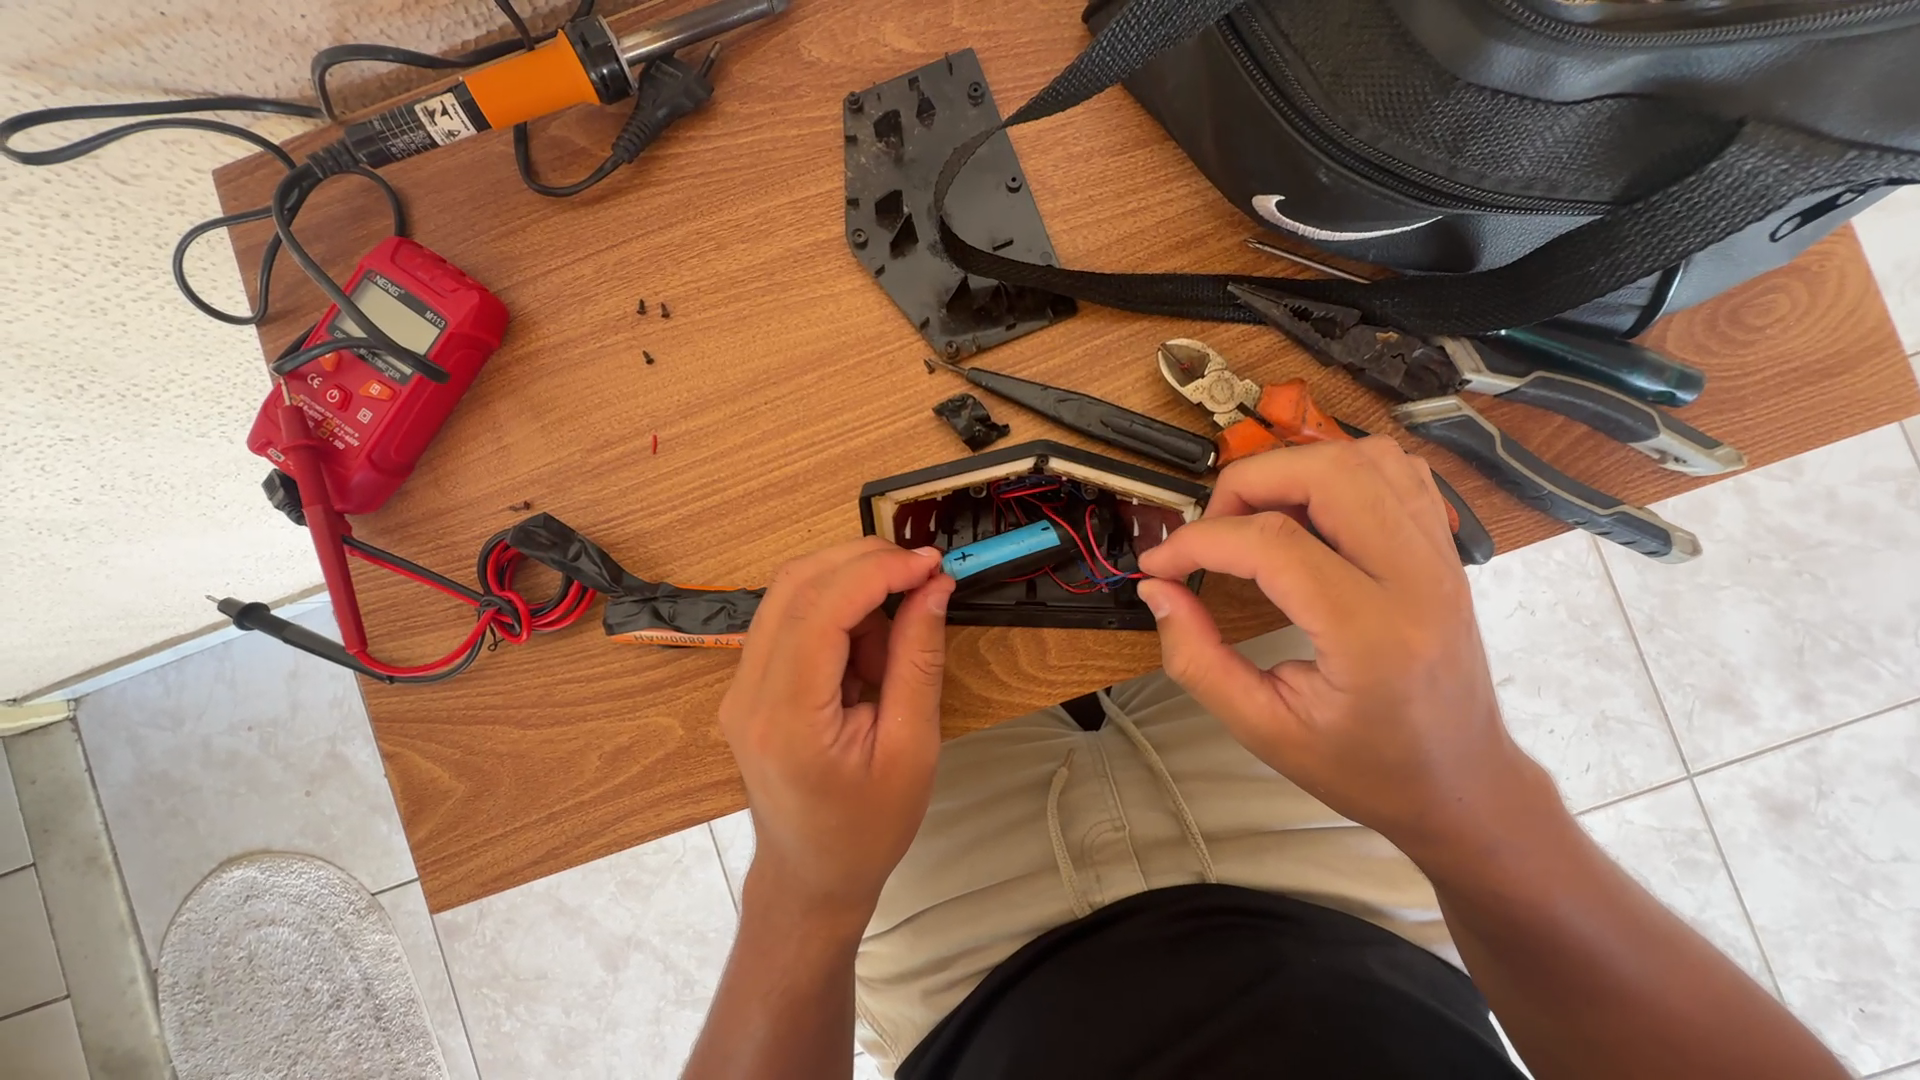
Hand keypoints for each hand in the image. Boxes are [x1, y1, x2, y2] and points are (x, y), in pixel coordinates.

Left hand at [718, 538, 955, 928]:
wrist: (811, 876)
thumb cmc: (869, 828)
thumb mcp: (913, 748)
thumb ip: (919, 660)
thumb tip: (933, 587)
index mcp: (788, 715)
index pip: (822, 607)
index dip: (879, 570)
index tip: (932, 563)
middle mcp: (747, 691)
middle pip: (796, 584)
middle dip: (864, 563)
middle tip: (923, 575)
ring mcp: (739, 686)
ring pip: (791, 594)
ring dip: (851, 590)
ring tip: (894, 643)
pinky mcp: (748, 686)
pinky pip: (790, 621)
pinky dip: (837, 615)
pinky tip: (867, 658)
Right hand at [1135, 438, 1550, 859]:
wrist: (1462, 784)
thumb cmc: (1363, 768)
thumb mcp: (1262, 729)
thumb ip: (1197, 658)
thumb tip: (1157, 590)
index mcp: (1371, 635)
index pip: (1272, 545)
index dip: (1198, 542)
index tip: (1159, 564)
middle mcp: (1416, 580)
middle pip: (1327, 474)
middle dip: (1247, 483)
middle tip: (1211, 527)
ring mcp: (1440, 557)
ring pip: (1366, 458)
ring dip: (1293, 469)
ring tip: (1254, 515)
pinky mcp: (1444, 550)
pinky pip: (1395, 472)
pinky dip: (1338, 471)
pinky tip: (1307, 511)